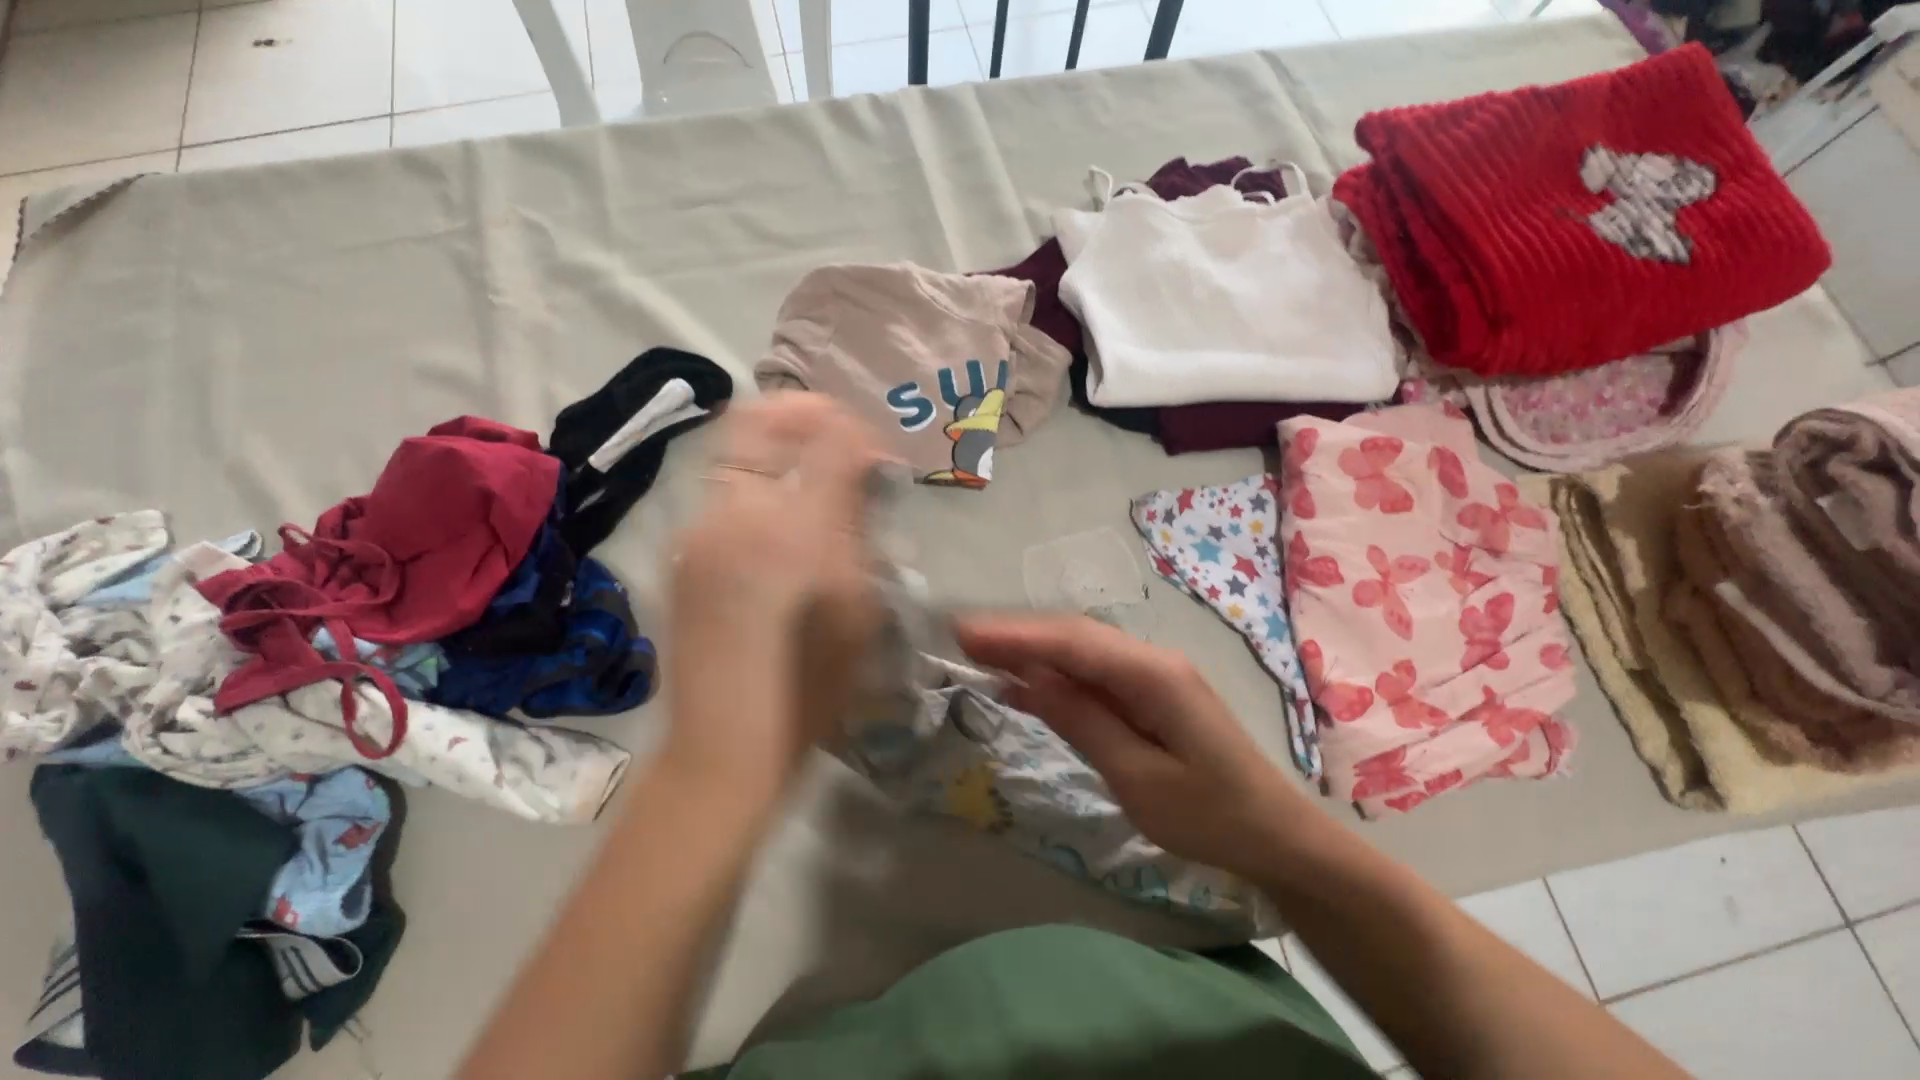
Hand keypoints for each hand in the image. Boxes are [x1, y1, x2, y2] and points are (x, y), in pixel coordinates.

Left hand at [664, 393, 884, 781]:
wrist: (725, 742)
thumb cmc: (812, 686)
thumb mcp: (860, 608)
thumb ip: (858, 531)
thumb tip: (860, 478)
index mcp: (798, 531)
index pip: (830, 436)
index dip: (856, 428)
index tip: (872, 451)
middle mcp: (740, 514)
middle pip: (760, 420)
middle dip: (800, 412)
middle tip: (830, 432)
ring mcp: (700, 531)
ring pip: (735, 454)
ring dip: (774, 450)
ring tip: (805, 480)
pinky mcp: (681, 553)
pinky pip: (720, 497)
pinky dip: (753, 489)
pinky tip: (773, 527)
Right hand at [957, 613, 1321, 879]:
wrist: (1277, 836)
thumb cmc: (1210, 815)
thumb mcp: (1138, 778)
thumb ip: (1083, 722)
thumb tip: (1028, 679)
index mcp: (1153, 676)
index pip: (1071, 643)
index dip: (1015, 635)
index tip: (963, 632)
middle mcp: (1154, 662)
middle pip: (1075, 637)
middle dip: (1017, 635)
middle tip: (960, 638)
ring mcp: (1156, 678)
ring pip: (1084, 653)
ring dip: (1034, 651)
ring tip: (980, 654)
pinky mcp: (1155, 697)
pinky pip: (1098, 676)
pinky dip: (1058, 676)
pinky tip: (1026, 684)